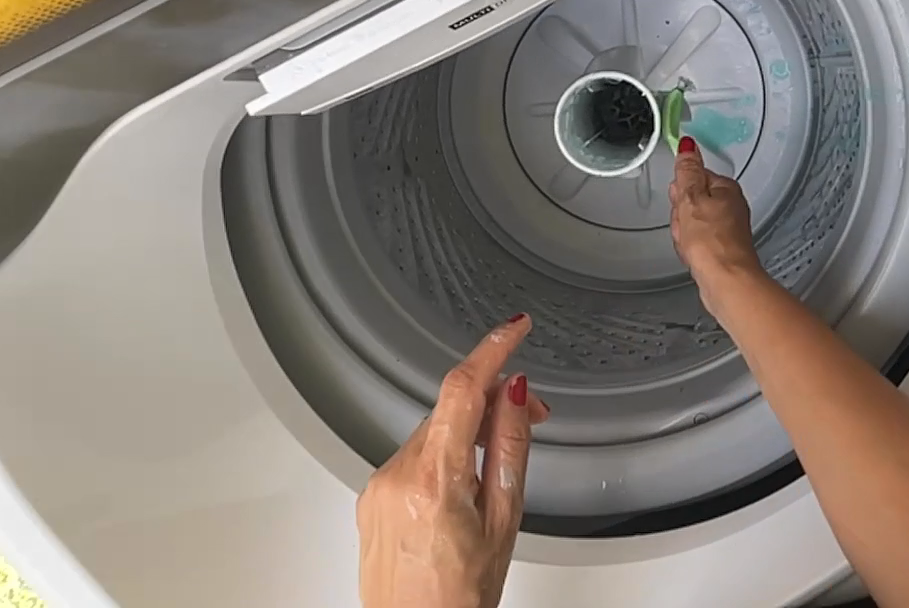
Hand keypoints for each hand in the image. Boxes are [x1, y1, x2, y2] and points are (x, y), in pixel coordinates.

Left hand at [357, 314, 550, 607]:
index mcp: (434, 479)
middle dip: (496, 397)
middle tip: (536, 412)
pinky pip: (417, 450)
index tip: (516, 327)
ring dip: (472, 424)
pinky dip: (448, 447)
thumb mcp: (505, 516)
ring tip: (503, 453)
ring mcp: (379, 485)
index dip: (493, 348)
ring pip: (436, 427)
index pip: (463, 389)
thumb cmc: (462, 596)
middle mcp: (396, 475)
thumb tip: (515, 391)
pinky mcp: (373, 496)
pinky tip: (469, 472)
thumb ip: (510, 444)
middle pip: (452, 406)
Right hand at [669, 137, 762, 296]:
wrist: (726, 280)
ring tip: (690, 244)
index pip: (693, 178)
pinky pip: (698, 241)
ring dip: (685, 234)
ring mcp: (728, 227)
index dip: (681, 193)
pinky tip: (694, 256)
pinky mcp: (723, 247)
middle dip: (681, 216)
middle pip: (692, 202)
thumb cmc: (711, 241)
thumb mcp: (691, 198)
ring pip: (692, 224)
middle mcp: (731, 205)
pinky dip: (692, 248)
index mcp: (726, 188)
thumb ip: (687, 171)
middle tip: (686, 227)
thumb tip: (688, 145)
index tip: (681, 205)